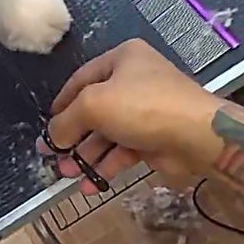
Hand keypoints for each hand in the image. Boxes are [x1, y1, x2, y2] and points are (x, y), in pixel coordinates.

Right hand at [43, 40, 228, 188]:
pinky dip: (107, 166)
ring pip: (108, 134)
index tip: (46, 127)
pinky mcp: (154, 139)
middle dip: (73, 136)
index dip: (61, 104)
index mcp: (122, 59)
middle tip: (53, 158)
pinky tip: (91, 184)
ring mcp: (146, 112)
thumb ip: (67, 121)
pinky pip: (123, 151)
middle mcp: (134, 82)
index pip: (81, 80)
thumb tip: (52, 138)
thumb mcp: (94, 105)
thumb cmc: (143, 107)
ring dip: (87, 155)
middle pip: (94, 110)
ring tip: (68, 175)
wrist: (196, 134)